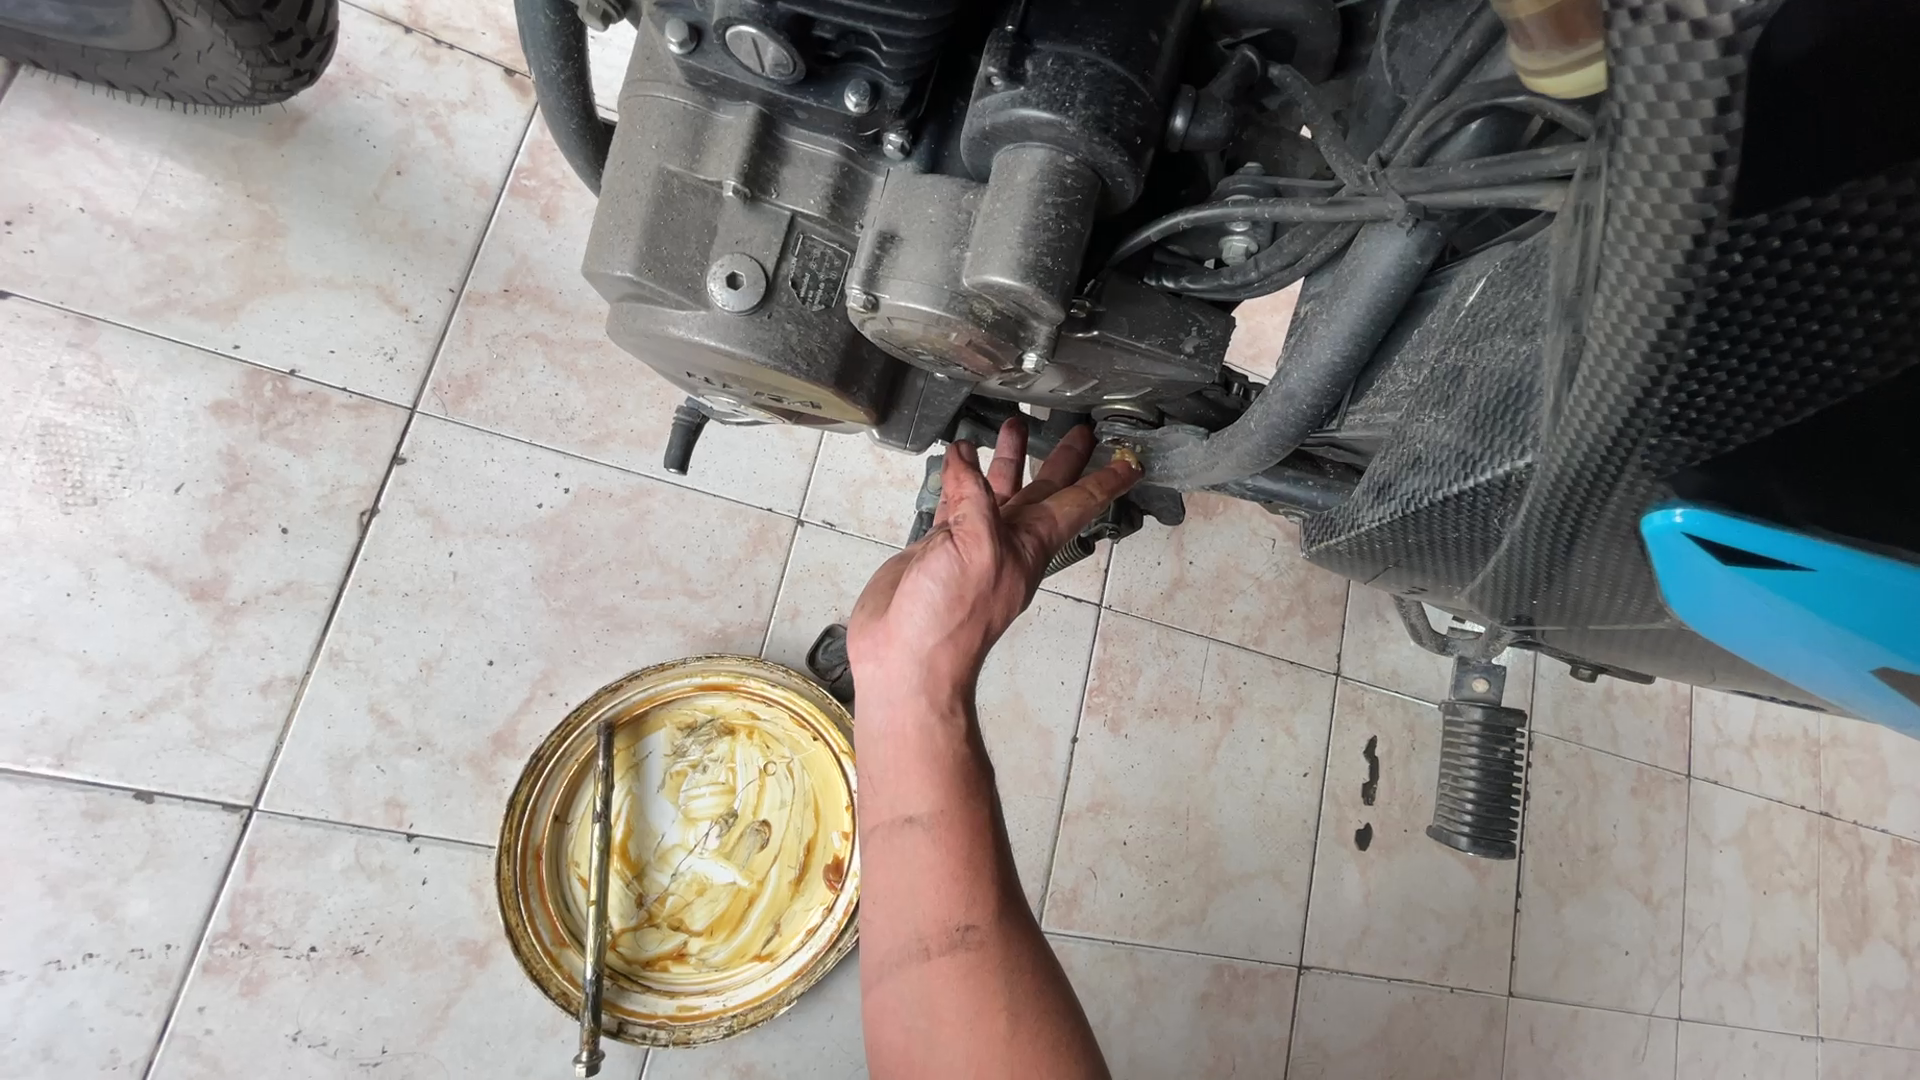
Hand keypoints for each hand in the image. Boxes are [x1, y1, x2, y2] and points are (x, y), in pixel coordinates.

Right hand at [847, 418, 1140, 712]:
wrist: (908, 656)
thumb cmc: (953, 615)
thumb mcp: (978, 549)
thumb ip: (975, 500)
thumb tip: (964, 459)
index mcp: (1031, 542)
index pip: (1078, 503)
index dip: (1106, 480)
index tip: (1133, 461)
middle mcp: (1008, 540)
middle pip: (1043, 490)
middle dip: (1062, 459)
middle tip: (1078, 429)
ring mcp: (973, 543)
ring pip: (998, 491)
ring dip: (1007, 458)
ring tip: (1011, 422)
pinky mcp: (940, 547)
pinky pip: (956, 501)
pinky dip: (957, 476)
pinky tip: (955, 456)